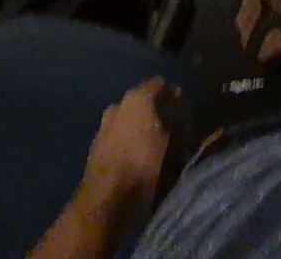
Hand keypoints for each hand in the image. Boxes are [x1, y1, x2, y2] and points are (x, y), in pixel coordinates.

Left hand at [82, 77, 175, 217]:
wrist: (105, 197)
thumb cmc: (143, 163)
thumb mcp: (171, 142)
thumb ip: (177, 121)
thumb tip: (182, 114)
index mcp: (138, 98)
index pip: (160, 84)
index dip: (173, 93)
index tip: (184, 104)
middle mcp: (119, 104)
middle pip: (143, 99)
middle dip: (156, 108)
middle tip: (171, 122)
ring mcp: (105, 123)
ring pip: (129, 116)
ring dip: (141, 123)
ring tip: (154, 138)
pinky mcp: (96, 143)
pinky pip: (118, 131)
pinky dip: (128, 135)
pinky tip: (136, 149)